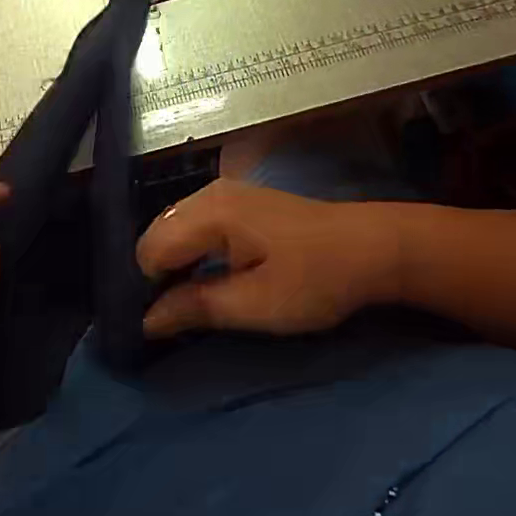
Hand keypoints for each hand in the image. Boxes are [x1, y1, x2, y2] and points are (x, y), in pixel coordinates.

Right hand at [135, 180, 402, 339]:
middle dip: (159, 275)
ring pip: (174, 229)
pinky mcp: (238, 201)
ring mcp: (225, 193)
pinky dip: (193, 251)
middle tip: (180, 316)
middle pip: (157, 235)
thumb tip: (145, 320)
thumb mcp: (255, 304)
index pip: (148, 250)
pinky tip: (212, 276)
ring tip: (195, 301)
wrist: (370, 247)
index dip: (148, 289)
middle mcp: (209, 193)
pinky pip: (195, 224)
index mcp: (209, 211)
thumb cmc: (315, 278)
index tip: (165, 323)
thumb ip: (196, 307)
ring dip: (175, 264)